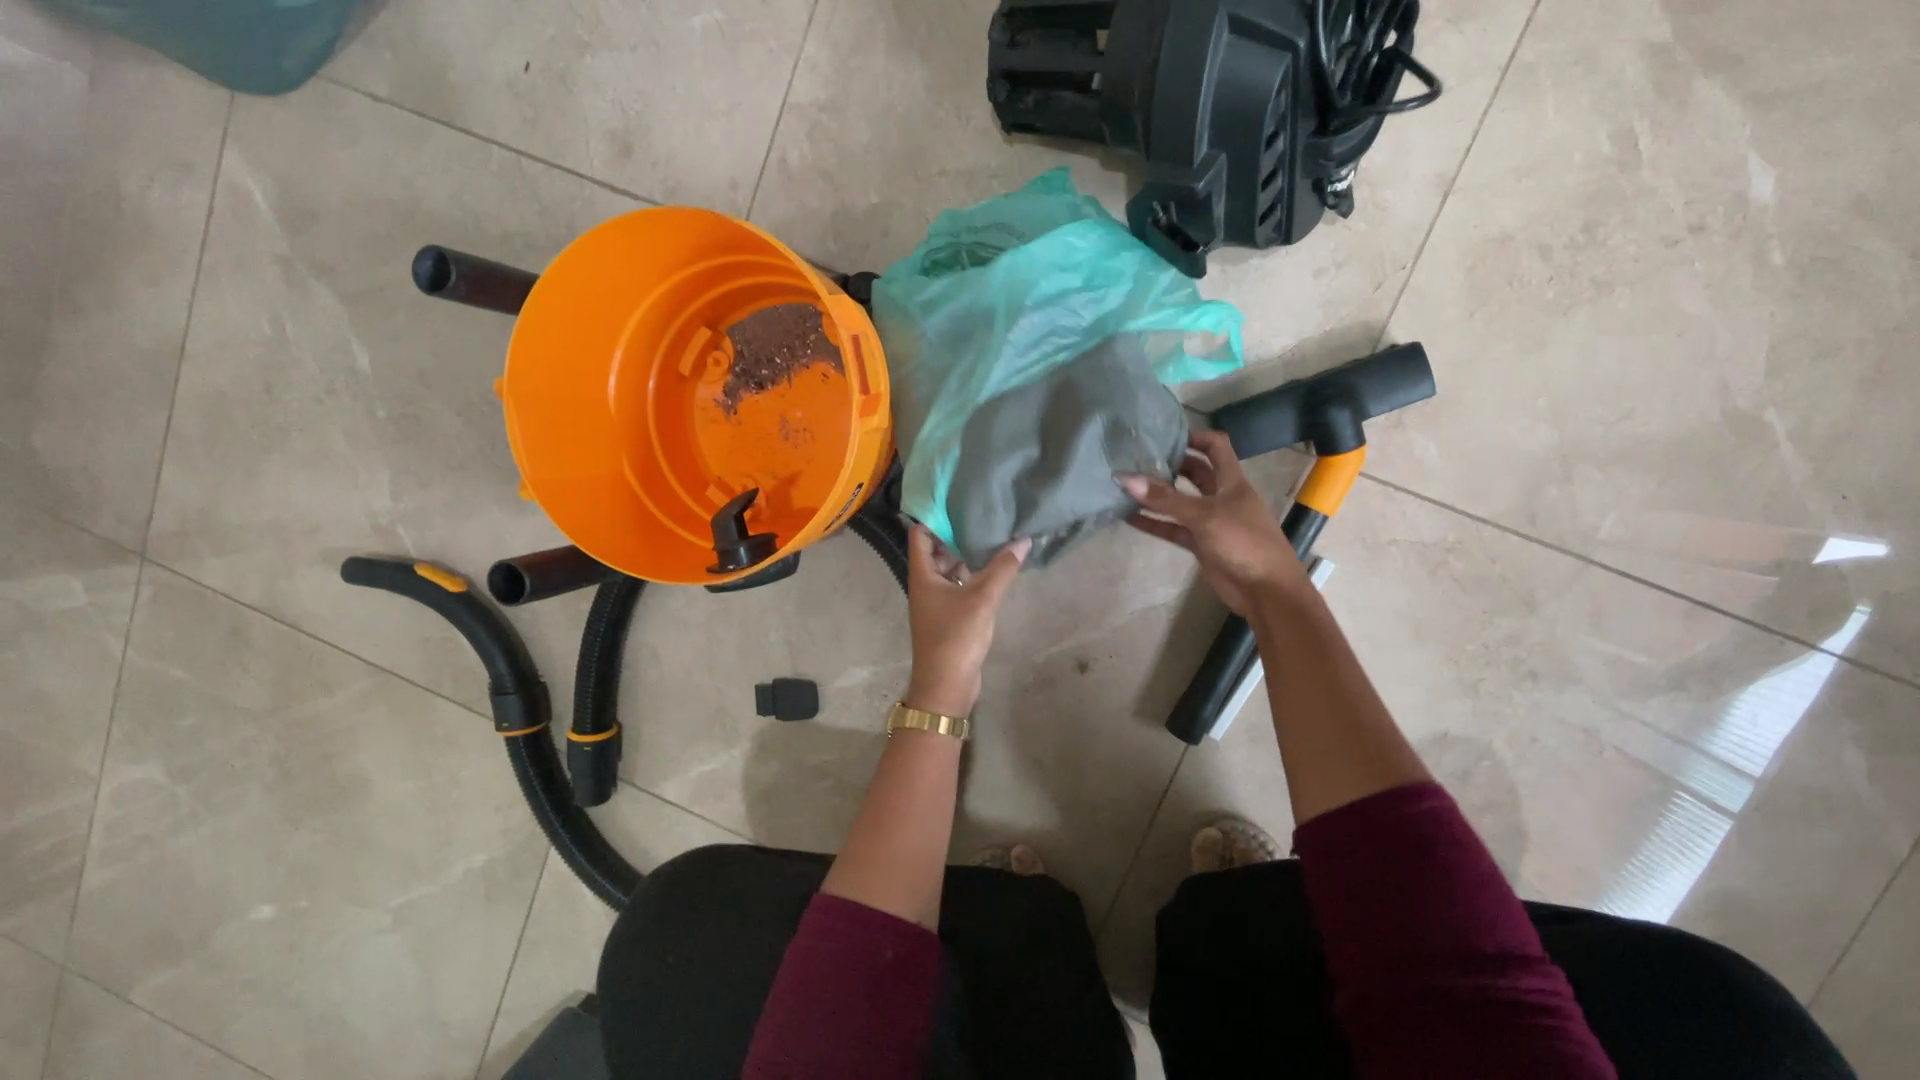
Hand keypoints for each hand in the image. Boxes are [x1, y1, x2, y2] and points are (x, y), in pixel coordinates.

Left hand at [903, 527, 1029, 715]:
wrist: (946, 685)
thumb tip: (1023, 539)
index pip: (920, 534)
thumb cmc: (955, 637)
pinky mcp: (950, 616)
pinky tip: (995, 567)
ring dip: (967, 554)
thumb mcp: (981, 598)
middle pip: (936, 550)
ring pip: (950, 569)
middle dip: (956, 532)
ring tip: (992, 533)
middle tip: (981, 511)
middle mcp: (926, 584)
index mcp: (922, 574)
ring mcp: (937, 602)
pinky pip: (960, 587)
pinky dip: (974, 575)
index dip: (933, 515)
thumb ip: (1002, 568)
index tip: (955, 498)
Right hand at [1120, 430, 1305, 615]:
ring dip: (1157, 496)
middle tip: (1137, 459)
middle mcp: (1221, 497)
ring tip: (1126, 486)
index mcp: (1232, 481)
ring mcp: (1210, 522)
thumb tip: (1126, 478)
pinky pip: (1173, 528)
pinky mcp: (1201, 544)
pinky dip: (1154, 523)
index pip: (1215, 447)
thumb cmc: (1243, 542)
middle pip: (1194, 472)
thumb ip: (1165, 499)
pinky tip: (1130, 518)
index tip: (1164, 435)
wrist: (1266, 590)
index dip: (1194, 436)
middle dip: (1169, 465)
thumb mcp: (1204, 516)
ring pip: (1180, 502)